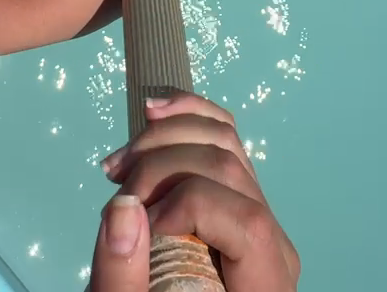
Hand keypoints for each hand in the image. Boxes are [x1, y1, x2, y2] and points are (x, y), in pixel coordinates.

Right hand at [88, 94, 299, 290]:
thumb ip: (126, 281)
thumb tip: (123, 206)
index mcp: (265, 280)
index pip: (249, 223)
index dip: (191, 205)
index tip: (138, 222)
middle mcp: (273, 236)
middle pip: (228, 168)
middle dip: (162, 165)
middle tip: (114, 189)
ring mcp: (256, 206)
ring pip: (224, 138)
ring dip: (164, 137)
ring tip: (118, 165)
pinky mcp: (235, 189)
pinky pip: (221, 132)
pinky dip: (185, 114)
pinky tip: (152, 111)